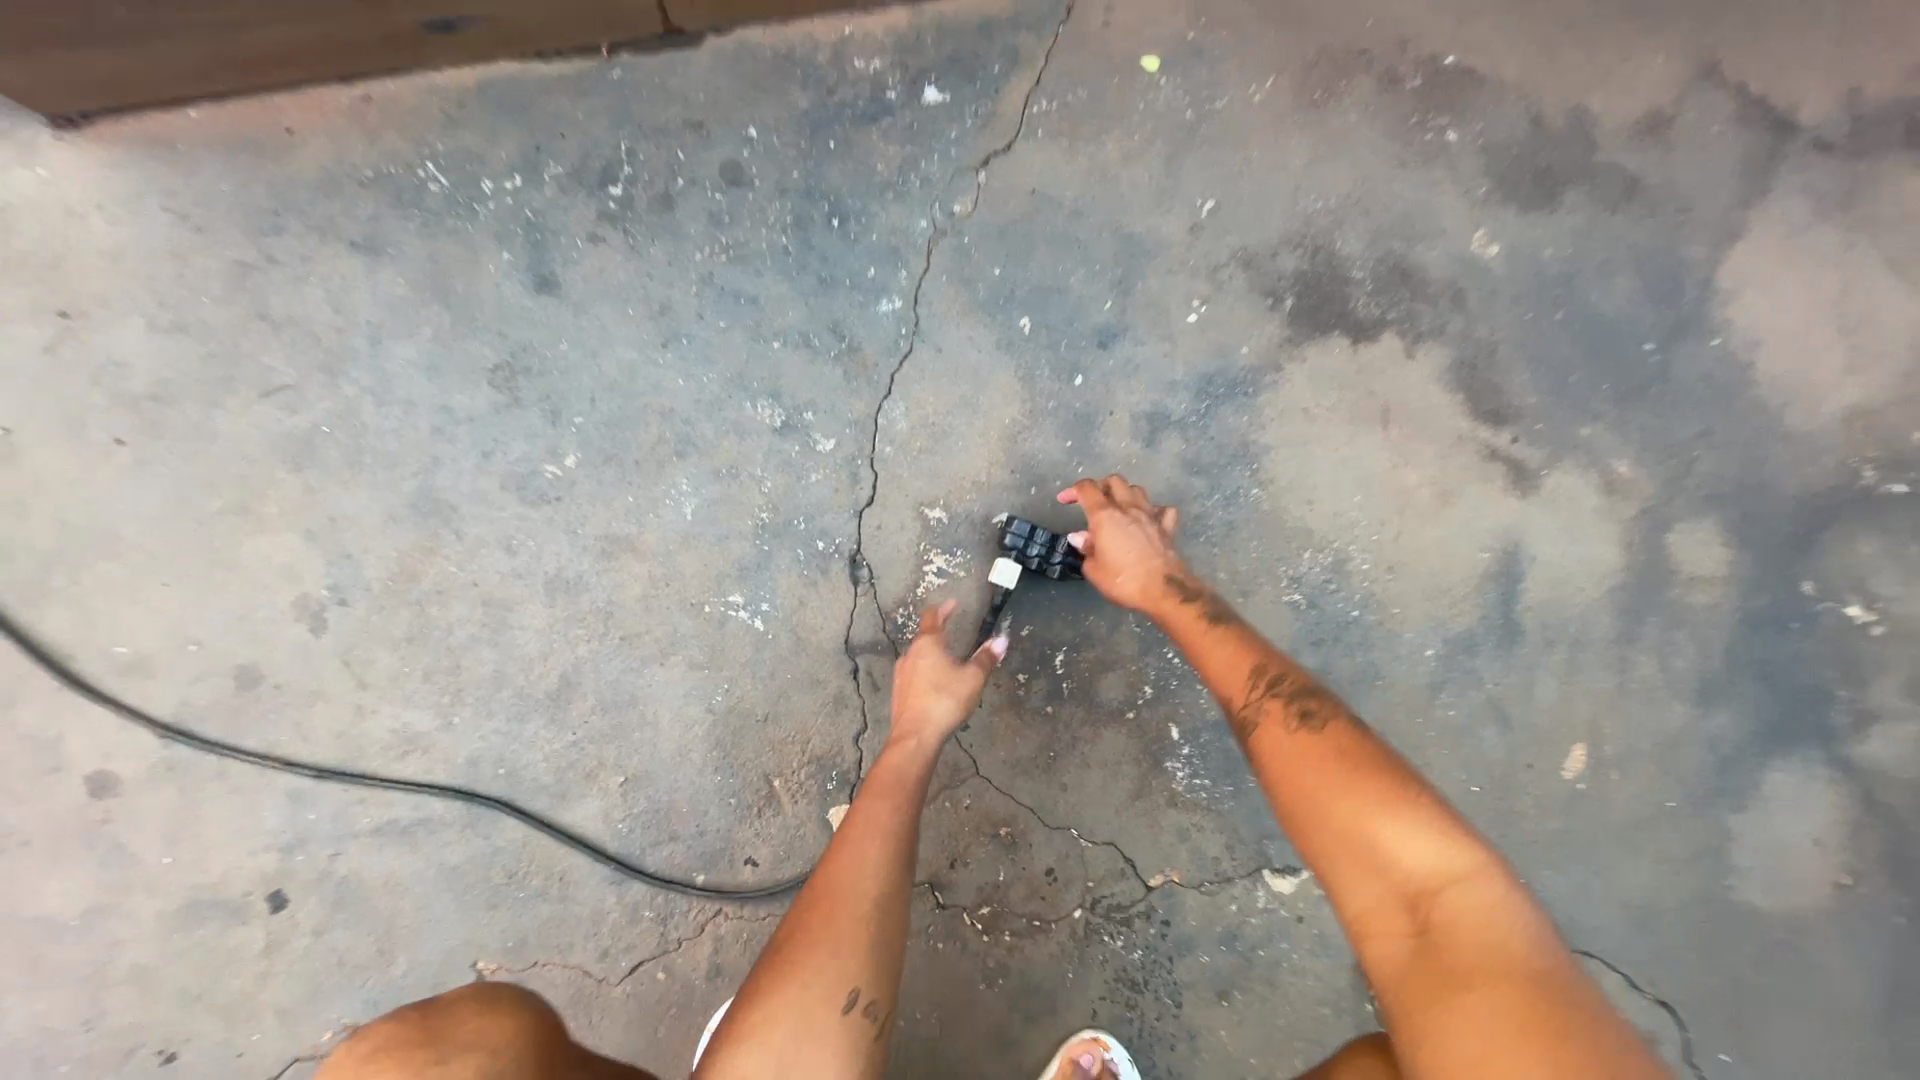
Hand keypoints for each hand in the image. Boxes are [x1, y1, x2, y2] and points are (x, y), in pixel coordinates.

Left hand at [887, 599, 1005, 752]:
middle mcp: (910, 654)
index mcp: (927, 644)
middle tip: (952, 629)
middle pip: (924, 636)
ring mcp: (901, 673)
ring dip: (932, 653)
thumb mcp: (972, 678)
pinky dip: (926, 670)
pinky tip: (935, 682)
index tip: (953, 604)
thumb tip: (1002, 640)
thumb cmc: (945, 701)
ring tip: (947, 658)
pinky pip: (914, 673)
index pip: (932, 617)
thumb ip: (986, 658)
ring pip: (918, 656)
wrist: (915, 736)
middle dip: (939, 632)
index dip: (944, 609)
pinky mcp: (899, 692)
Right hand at [1057, 474, 1188, 615]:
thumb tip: (1080, 537)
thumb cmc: (1123, 581)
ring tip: (1118, 508)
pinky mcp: (1167, 527)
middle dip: (1100, 486)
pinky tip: (1148, 520)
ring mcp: (1151, 515)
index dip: (1072, 490)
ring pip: (1137, 489)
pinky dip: (1153, 511)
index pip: (1087, 489)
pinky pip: (1162, 509)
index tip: (1064, 500)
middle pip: (1114, 481)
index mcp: (1105, 516)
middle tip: (1092, 502)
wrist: (1163, 591)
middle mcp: (1128, 508)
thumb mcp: (1094, 570)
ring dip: (1124, 494)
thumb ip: (1086, 548)